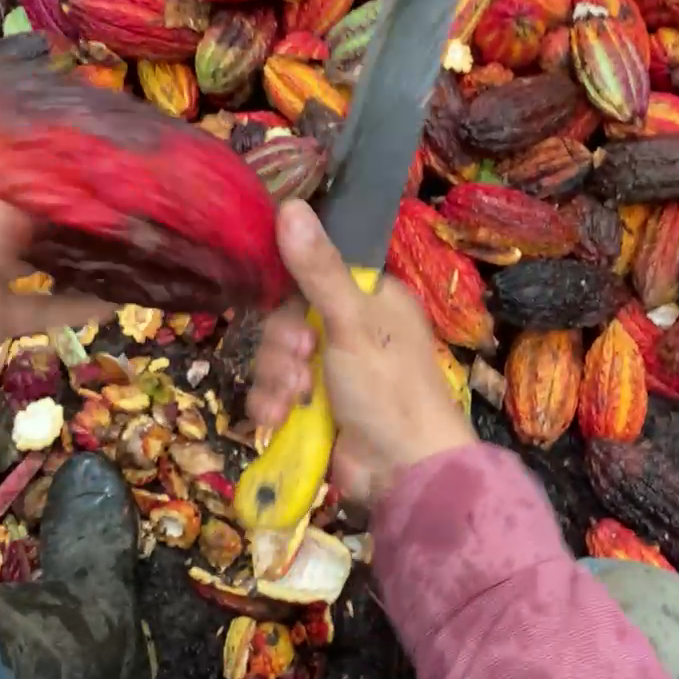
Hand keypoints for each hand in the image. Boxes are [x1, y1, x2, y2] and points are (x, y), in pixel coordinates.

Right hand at [247, 201, 476, 504]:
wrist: (404, 472)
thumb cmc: (390, 388)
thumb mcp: (352, 323)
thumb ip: (318, 269)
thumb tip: (290, 205)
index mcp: (372, 300)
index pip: (315, 275)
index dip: (291, 292)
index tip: (286, 308)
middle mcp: (352, 329)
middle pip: (288, 318)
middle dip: (283, 346)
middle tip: (298, 363)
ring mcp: (333, 370)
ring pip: (278, 358)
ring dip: (276, 379)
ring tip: (293, 401)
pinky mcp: (315, 406)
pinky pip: (277, 391)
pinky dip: (273, 404)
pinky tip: (278, 419)